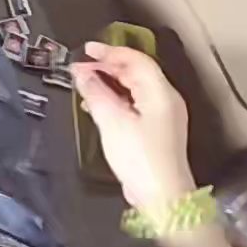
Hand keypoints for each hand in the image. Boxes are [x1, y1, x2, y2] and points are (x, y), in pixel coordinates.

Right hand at [71, 42, 196, 213]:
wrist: (162, 196)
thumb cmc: (139, 157)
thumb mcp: (112, 121)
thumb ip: (96, 93)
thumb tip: (83, 74)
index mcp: (160, 92)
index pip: (136, 60)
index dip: (110, 52)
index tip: (86, 50)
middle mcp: (165, 99)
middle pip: (136, 72)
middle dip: (107, 66)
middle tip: (80, 67)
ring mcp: (162, 116)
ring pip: (134, 88)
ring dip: (109, 82)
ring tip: (84, 83)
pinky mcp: (155, 131)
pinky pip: (133, 104)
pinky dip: (114, 98)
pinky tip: (96, 105)